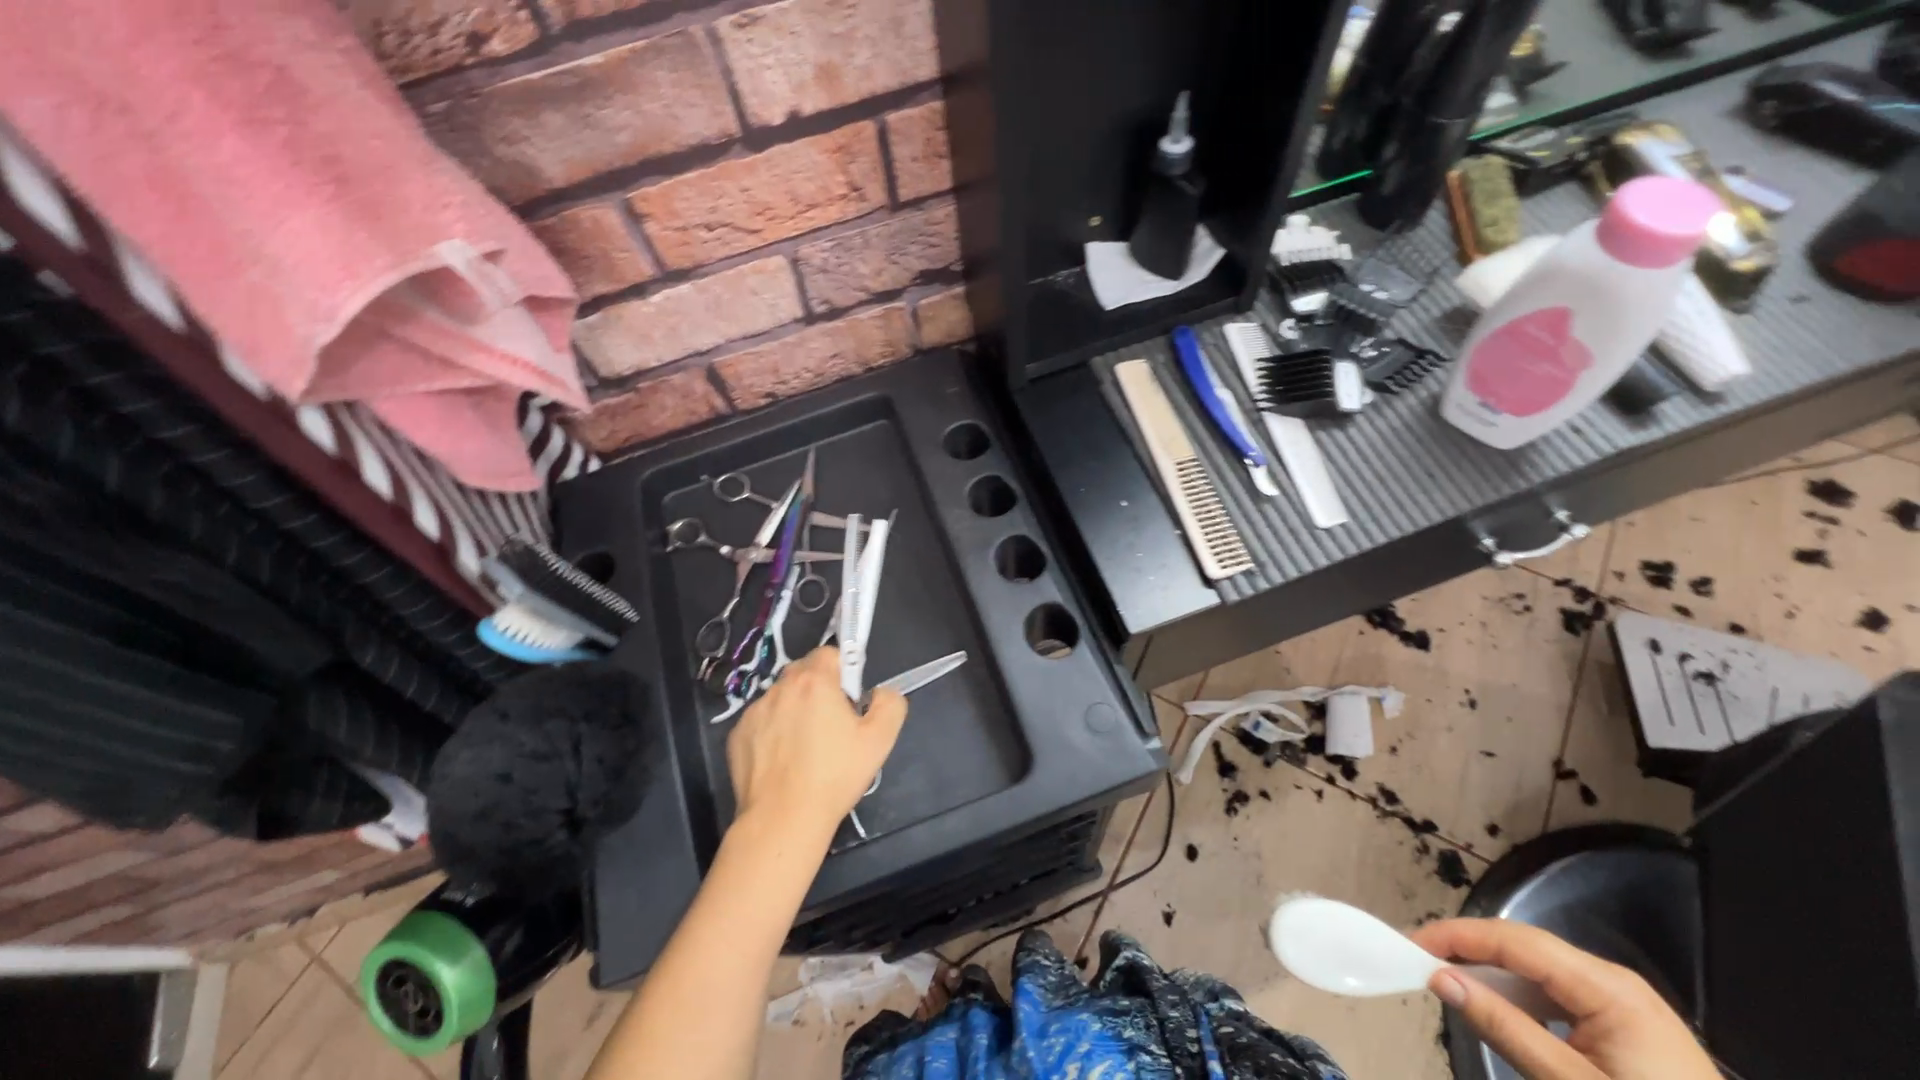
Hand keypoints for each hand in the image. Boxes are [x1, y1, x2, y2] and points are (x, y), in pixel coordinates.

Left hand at [726, 646, 906, 839]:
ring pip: (780, 697)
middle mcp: (780, 688)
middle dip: (818, 688)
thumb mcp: (880, 740)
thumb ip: (890, 704)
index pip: (830, 653)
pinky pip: (761, 722)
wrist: (784, 818)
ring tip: (806, 748)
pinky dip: (772, 732)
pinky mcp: (736, 735)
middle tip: (832, 724)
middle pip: (803, 672)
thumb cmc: (835, 776)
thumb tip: (881, 692)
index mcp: (815, 682)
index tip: (849, 701)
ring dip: (794, 709)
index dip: (843, 672)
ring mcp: (754, 711)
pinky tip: (783, 761)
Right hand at [1411, 919, 1717, 1079]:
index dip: (1460, 936)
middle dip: (1471, 950)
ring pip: (1541, 970)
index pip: (1517, 941)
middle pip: (1528, 948)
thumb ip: (1505, 1029)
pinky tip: (1500, 1012)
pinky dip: (1521, 997)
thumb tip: (1441, 979)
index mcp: (1607, 989)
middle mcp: (1615, 982)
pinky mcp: (1626, 1025)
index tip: (1410, 945)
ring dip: (1494, 974)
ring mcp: (1624, 1002)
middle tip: (1421, 964)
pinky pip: (1560, 995)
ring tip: (1451, 986)